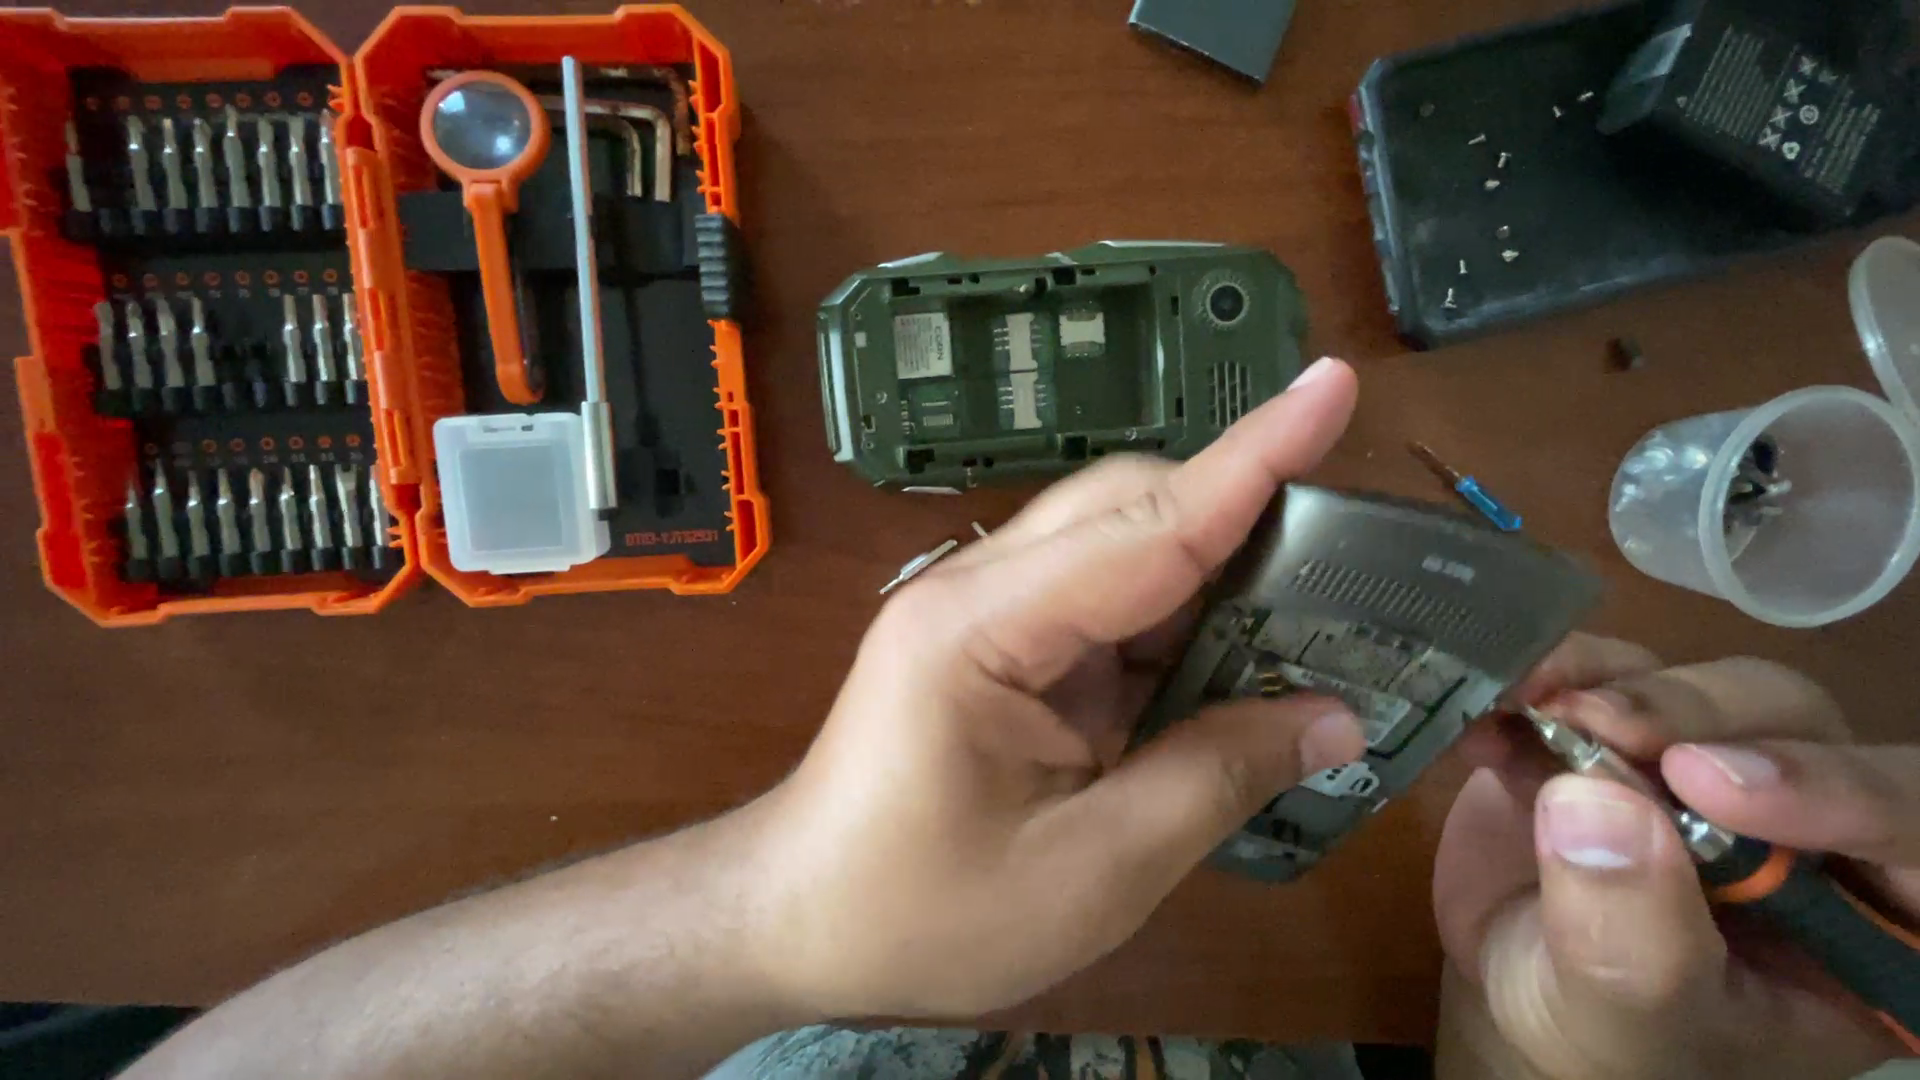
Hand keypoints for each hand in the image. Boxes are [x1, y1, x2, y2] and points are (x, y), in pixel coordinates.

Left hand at [738, 358, 1367, 1019]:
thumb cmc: (922, 910)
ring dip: (1210, 570)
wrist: (802, 914)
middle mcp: (977, 588)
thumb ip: (1212, 778)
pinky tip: (1229, 653)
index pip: (1145, 526)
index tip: (1329, 385)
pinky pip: (1097, 602)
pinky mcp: (991, 639)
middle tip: (1350, 552)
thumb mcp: (1087, 869)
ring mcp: (979, 608)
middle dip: (1238, 514)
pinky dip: (1169, 619)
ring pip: (1116, 547)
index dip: (1251, 460)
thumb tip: (1332, 718)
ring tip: (1312, 603)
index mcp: (983, 629)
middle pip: (1124, 510)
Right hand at [1433, 635, 1918, 1079]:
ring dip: (1612, 682)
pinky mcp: (1592, 735)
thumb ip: (1631, 933)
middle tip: (1604, 729)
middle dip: (1699, 714)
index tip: (1711, 786)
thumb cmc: (1604, 1035)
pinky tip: (1488, 709)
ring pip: (1688, 684)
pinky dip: (1534, 676)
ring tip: (1537, 707)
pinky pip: (1582, 675)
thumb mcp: (1630, 1015)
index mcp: (1859, 906)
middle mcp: (1789, 818)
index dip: (1841, 787)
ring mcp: (1681, 764)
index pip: (1913, 828)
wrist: (1513, 986)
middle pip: (1788, 723)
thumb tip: (1595, 800)